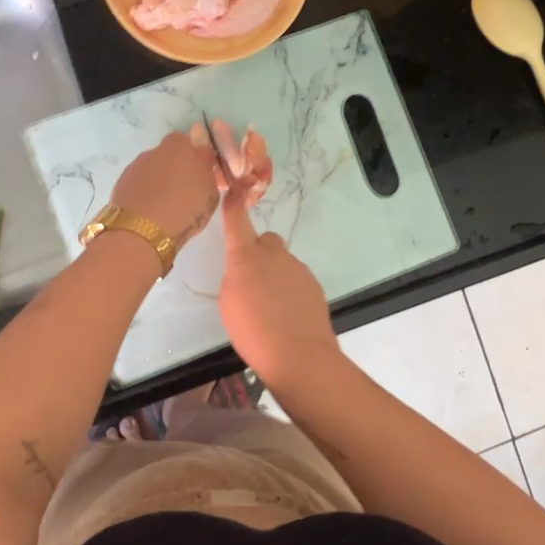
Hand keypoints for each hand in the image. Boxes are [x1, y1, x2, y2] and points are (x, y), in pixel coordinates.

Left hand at [108, 131, 220, 251]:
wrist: (140, 231)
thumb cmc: (184, 208)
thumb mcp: (210, 191)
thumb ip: (206, 165)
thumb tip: (202, 148)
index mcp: (180, 145)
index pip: (192, 140)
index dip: (198, 155)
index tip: (203, 174)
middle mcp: (155, 150)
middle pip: (171, 154)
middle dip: (178, 167)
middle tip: (187, 191)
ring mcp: (136, 166)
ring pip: (154, 169)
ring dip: (160, 180)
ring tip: (168, 205)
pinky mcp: (121, 183)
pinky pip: (140, 184)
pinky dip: (146, 192)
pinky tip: (151, 210)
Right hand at [218, 185, 339, 381]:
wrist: (299, 356)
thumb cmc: (253, 332)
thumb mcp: (229, 304)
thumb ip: (236, 279)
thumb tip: (246, 272)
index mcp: (246, 259)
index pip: (237, 223)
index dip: (234, 207)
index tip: (234, 189)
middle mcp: (274, 256)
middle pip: (266, 241)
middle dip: (259, 253)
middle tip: (251, 282)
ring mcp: (298, 269)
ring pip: (282, 262)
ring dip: (275, 276)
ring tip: (269, 309)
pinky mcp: (314, 285)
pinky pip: (296, 280)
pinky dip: (290, 291)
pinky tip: (287, 316)